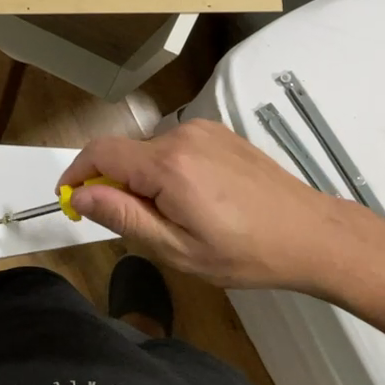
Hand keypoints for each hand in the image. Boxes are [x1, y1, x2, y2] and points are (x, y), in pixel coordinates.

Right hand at [59, 119, 378, 292]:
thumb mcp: (178, 250)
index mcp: (168, 166)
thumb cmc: (246, 253)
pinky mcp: (218, 132)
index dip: (76, 174)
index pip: (99, 153)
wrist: (314, 235)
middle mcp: (181, 136)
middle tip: (141, 226)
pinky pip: (174, 147)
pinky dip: (168, 170)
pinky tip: (198, 200)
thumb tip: (79, 195)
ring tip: (179, 217)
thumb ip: (124, 217)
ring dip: (146, 179)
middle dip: (117, 185)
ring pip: (149, 152)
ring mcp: (203, 130)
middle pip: (124, 153)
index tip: (70, 199)